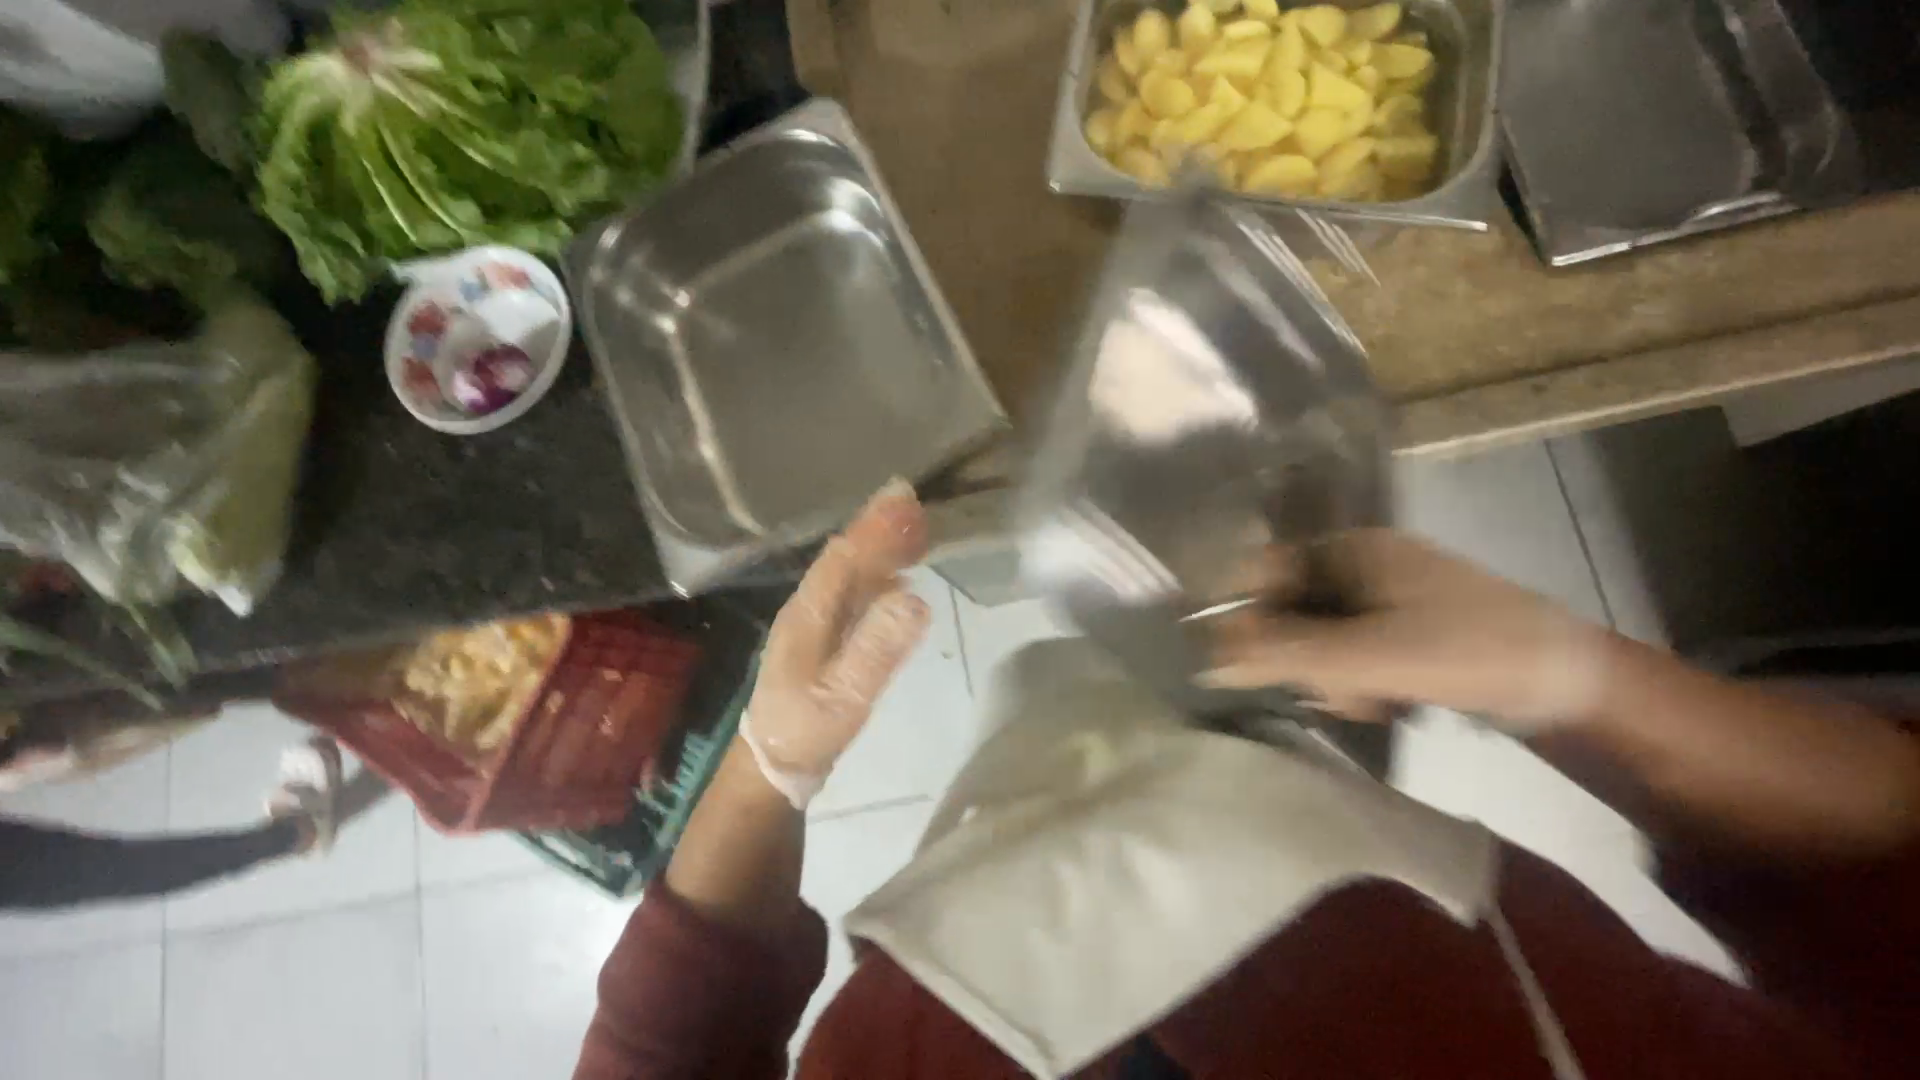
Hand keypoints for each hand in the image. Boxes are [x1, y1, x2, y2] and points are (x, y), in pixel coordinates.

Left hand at [741, 481, 933, 806]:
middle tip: (914, 502)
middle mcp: (808, 610)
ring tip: (914, 529)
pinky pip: (853, 596)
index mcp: (808, 614)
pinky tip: (897, 580)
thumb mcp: (843, 696)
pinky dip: (877, 578)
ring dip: (878, 549)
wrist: (771, 766)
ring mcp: (814, 625)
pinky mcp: (823, 641)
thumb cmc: (804, 731)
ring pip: (849, 575)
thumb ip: (876, 650)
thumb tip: (915, 601)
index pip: (843, 558)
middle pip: (845, 559)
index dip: (873, 527)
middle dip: (878, 529)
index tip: (903, 498)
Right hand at [1203, 528, 1616, 732]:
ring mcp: (1389, 592)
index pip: (1264, 569)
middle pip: (1289, 605)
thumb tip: (1207, 665)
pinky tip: (1383, 700)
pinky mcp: (1409, 625)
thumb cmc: (1464, 651)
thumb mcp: (1364, 657)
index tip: (1244, 661)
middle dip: (1298, 654)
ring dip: (1329, 672)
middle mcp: (1364, 561)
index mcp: (1351, 548)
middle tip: (1327, 689)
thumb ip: (1281, 657)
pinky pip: (1351, 647)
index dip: (1244, 614)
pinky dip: (1356, 676)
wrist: (1571, 682)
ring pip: (1319, 632)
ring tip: (1366, 700)